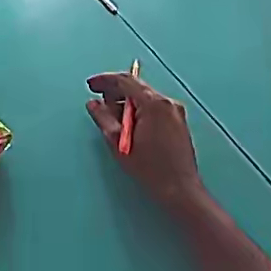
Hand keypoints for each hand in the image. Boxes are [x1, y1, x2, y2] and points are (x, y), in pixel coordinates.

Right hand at [86, 71, 203, 207]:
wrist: (180, 189)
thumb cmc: (150, 168)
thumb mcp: (119, 143)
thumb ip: (104, 118)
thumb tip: (94, 104)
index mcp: (153, 104)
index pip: (125, 81)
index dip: (105, 80)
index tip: (91, 85)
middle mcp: (167, 102)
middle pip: (136, 88)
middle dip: (115, 93)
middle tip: (100, 106)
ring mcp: (175, 111)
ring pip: (144, 98)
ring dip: (126, 104)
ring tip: (114, 122)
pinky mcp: (178, 121)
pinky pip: (153, 107)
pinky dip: (138, 111)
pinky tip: (130, 127)